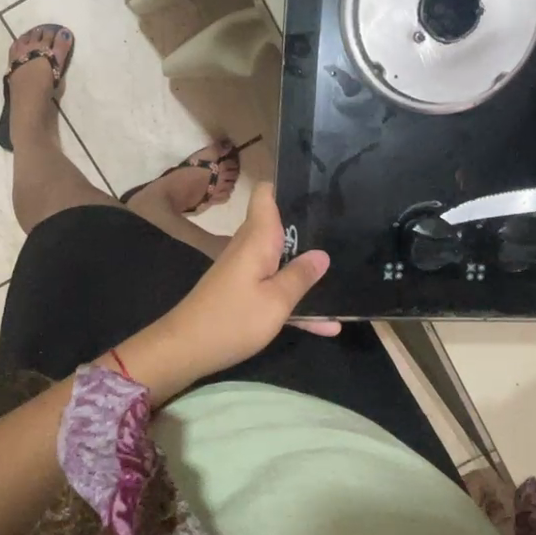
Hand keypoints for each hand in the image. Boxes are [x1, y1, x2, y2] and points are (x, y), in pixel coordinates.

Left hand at [118, 184, 337, 390]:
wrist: (186, 349)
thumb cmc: (232, 320)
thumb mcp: (276, 302)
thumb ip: (300, 276)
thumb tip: (322, 254)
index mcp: (257, 239)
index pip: (266, 195)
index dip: (288, 185)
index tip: (319, 186)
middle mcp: (250, 248)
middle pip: (281, 226)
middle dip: (311, 227)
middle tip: (349, 229)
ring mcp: (246, 272)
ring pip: (282, 263)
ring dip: (308, 272)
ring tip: (349, 274)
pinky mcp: (243, 294)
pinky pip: (275, 291)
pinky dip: (296, 303)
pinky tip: (328, 326)